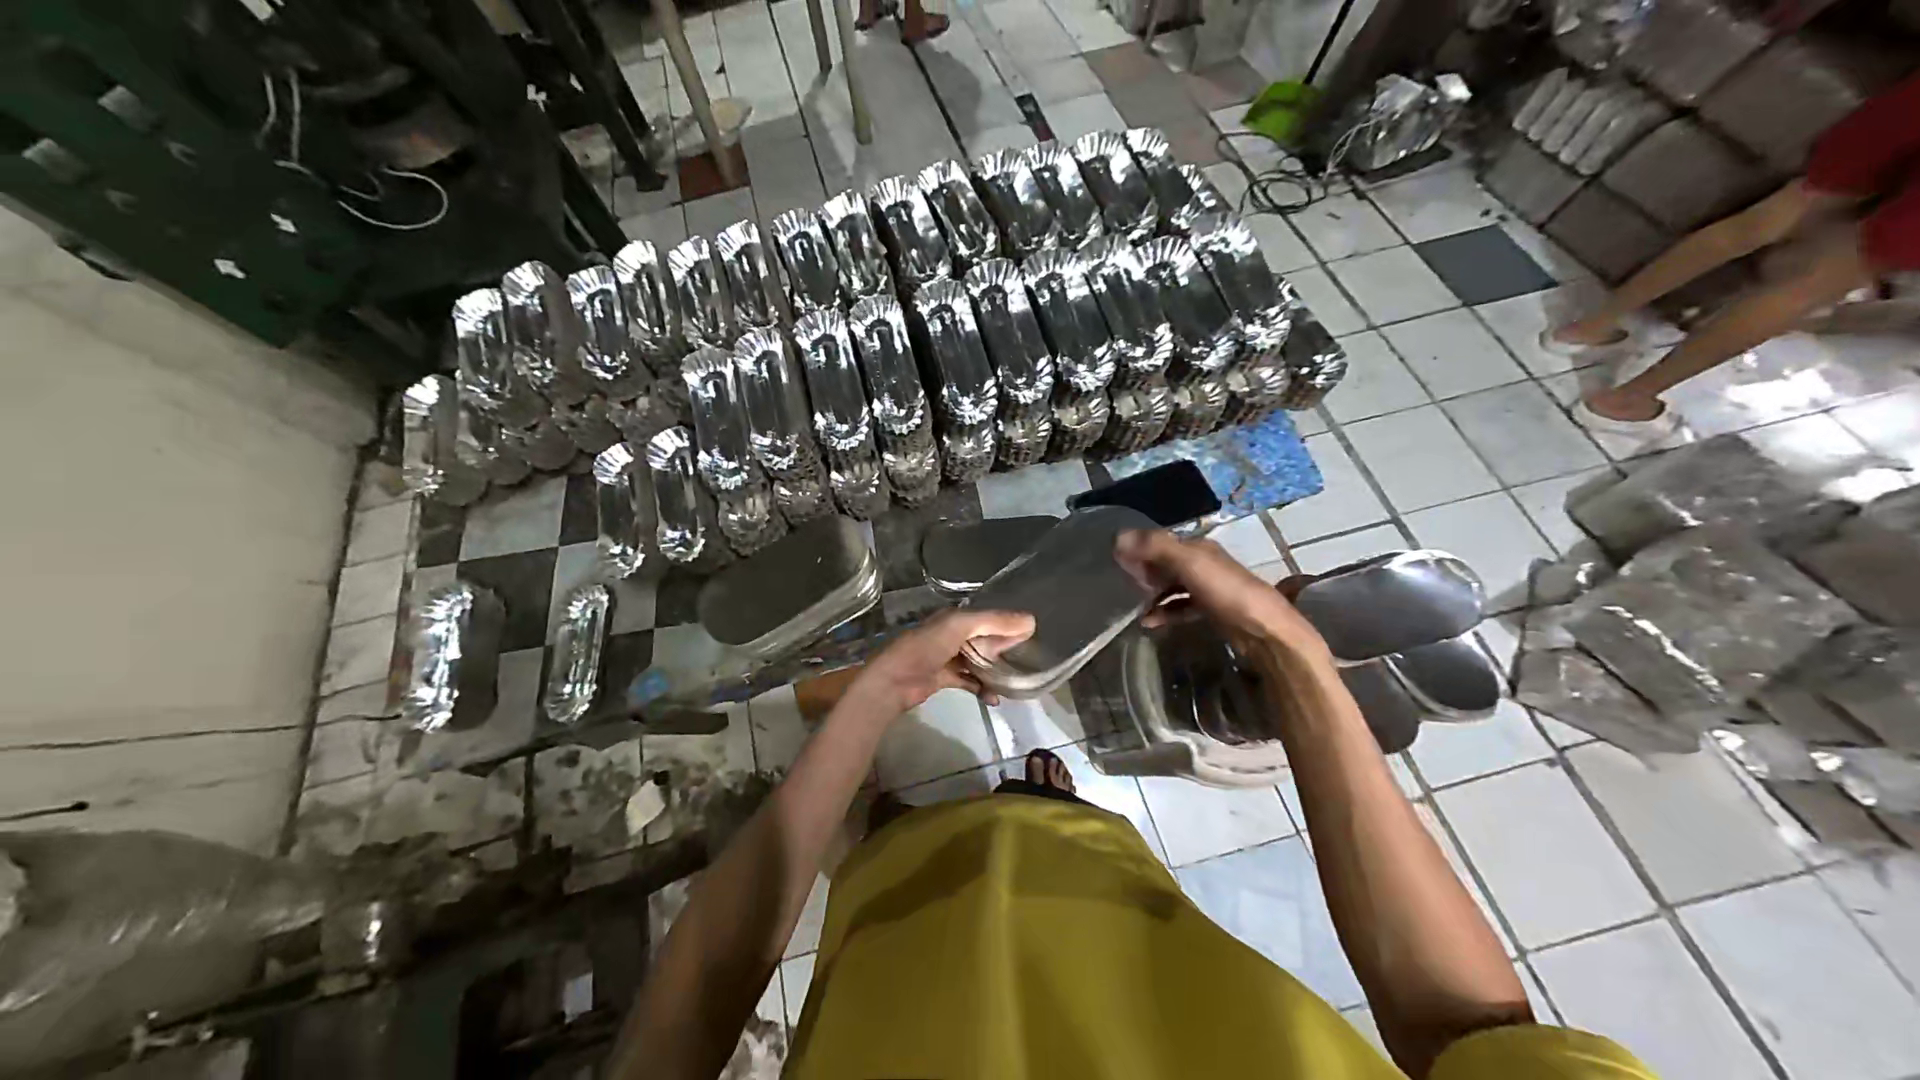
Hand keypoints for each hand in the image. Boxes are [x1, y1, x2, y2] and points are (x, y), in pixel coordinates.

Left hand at [843, 608, 1035, 715]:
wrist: (891, 682)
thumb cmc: (924, 648)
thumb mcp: (959, 626)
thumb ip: (993, 622)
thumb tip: (1031, 620)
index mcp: (953, 618)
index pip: (987, 617)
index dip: (1007, 622)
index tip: (1033, 632)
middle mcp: (951, 634)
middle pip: (984, 638)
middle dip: (1004, 646)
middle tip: (1028, 657)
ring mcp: (946, 657)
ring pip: (977, 660)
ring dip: (994, 668)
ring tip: (1015, 678)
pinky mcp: (943, 678)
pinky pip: (968, 681)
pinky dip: (981, 688)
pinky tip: (994, 698)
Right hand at [1113, 528, 1328, 661]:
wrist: (1264, 631)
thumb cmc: (1227, 592)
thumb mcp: (1189, 564)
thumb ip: (1155, 548)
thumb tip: (1118, 537)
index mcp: (1197, 548)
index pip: (1160, 541)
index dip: (1137, 548)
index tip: (1114, 561)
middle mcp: (1202, 564)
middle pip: (1164, 563)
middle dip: (1142, 571)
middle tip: (1120, 584)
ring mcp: (1207, 588)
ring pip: (1171, 585)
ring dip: (1151, 593)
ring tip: (1132, 605)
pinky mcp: (1210, 611)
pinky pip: (1180, 607)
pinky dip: (1164, 612)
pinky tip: (1148, 622)